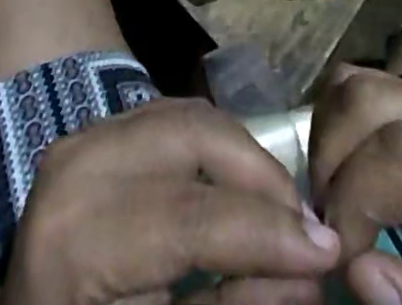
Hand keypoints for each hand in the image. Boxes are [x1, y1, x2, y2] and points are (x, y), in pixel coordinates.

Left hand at [2, 97, 341, 304]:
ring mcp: (87, 135)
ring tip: (279, 206)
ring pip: (193, 116)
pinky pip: (177, 115)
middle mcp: (77, 166)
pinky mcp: (102, 125)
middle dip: (262, 176)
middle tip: (305, 225)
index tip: (326, 250)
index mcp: (75, 238)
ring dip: (246, 156)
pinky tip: (240, 181)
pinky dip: (220, 142)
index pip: (190, 219)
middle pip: (196, 138)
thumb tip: (310, 272)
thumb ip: (234, 303)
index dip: (266, 232)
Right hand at [309, 68, 401, 304]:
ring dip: (328, 140)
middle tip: (327, 231)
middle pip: (376, 102)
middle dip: (331, 164)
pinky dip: (337, 124)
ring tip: (335, 204)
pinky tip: (345, 176)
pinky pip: (367, 88)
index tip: (340, 257)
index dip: (357, 199)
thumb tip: (357, 267)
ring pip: (363, 84)